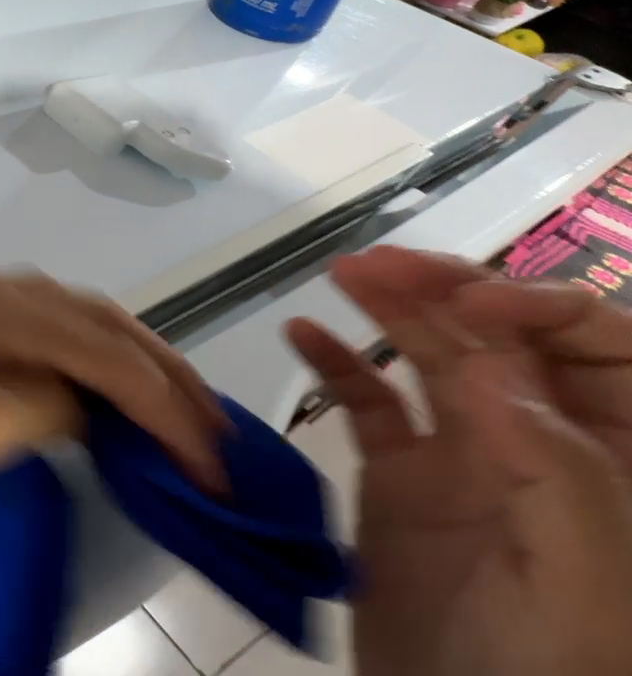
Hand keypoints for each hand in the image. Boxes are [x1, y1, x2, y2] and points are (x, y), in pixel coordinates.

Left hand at [0, 262, 229, 494]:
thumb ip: (48, 406)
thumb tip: (84, 400)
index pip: (107, 354)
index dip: (167, 411)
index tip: (214, 470)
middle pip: (92, 318)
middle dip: (157, 370)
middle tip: (213, 427)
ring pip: (61, 316)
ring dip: (117, 356)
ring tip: (166, 405)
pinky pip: (25, 325)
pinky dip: (69, 354)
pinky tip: (84, 382)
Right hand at [291, 248, 631, 675]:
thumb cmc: (547, 667)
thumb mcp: (578, 582)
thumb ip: (552, 473)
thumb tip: (486, 364)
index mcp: (623, 464)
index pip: (605, 351)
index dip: (541, 308)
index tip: (464, 300)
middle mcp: (550, 449)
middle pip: (507, 343)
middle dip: (449, 292)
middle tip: (376, 265)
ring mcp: (469, 462)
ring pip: (434, 362)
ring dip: (391, 312)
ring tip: (341, 275)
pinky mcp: (401, 479)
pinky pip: (371, 407)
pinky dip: (336, 365)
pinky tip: (301, 334)